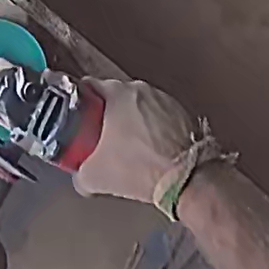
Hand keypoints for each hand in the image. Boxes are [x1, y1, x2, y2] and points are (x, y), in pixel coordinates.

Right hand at [74, 78, 198, 208]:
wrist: (189, 182)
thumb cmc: (143, 168)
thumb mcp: (95, 176)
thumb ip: (79, 173)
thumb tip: (79, 176)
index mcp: (117, 93)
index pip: (89, 86)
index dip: (80, 102)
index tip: (79, 117)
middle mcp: (142, 90)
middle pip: (115, 95)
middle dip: (107, 113)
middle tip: (101, 135)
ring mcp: (166, 100)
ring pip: (139, 105)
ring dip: (132, 120)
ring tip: (128, 145)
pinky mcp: (184, 114)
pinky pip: (160, 116)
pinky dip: (154, 129)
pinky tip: (150, 149)